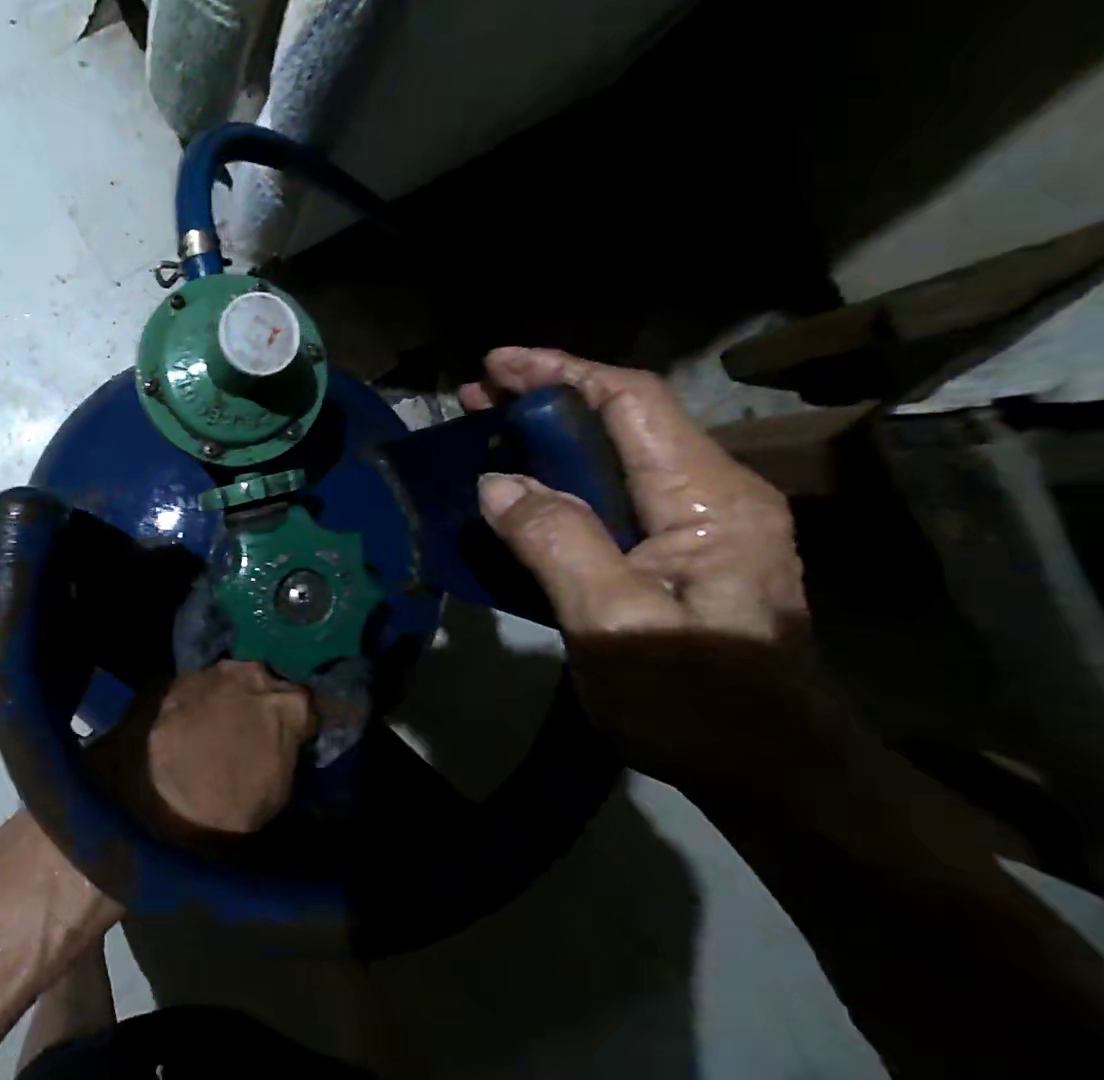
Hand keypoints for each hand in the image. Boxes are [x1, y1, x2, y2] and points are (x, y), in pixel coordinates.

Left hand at [98, 660, 315, 837]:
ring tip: (215, 722)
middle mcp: (252, 675)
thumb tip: (280, 732)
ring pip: (226, 678)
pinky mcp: (180, 682)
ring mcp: (214, 674)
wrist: (187, 808)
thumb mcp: (284, 776)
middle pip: (260, 679)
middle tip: (246, 722)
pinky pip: (194, 687)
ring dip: (224, 694)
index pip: (300, 699)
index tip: (283, 728)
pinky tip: (190, 722)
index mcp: (289, 702)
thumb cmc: (246, 802)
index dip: (290, 715)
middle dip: (255, 697)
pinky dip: (195, 700)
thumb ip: (286, 741)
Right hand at [460, 347, 816, 789]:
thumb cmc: (695, 700)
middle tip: (475, 400)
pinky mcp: (680, 559)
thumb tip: (497, 484)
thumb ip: (556, 543)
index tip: (495, 364)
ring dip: (548, 444)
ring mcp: (699, 530)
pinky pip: (612, 501)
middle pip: (623, 423)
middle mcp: (712, 498)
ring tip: (485, 439)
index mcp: (707, 500)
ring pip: (615, 462)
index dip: (560, 373)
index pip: (633, 404)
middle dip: (546, 402)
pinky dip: (560, 486)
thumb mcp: (613, 622)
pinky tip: (523, 497)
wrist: (771, 773)